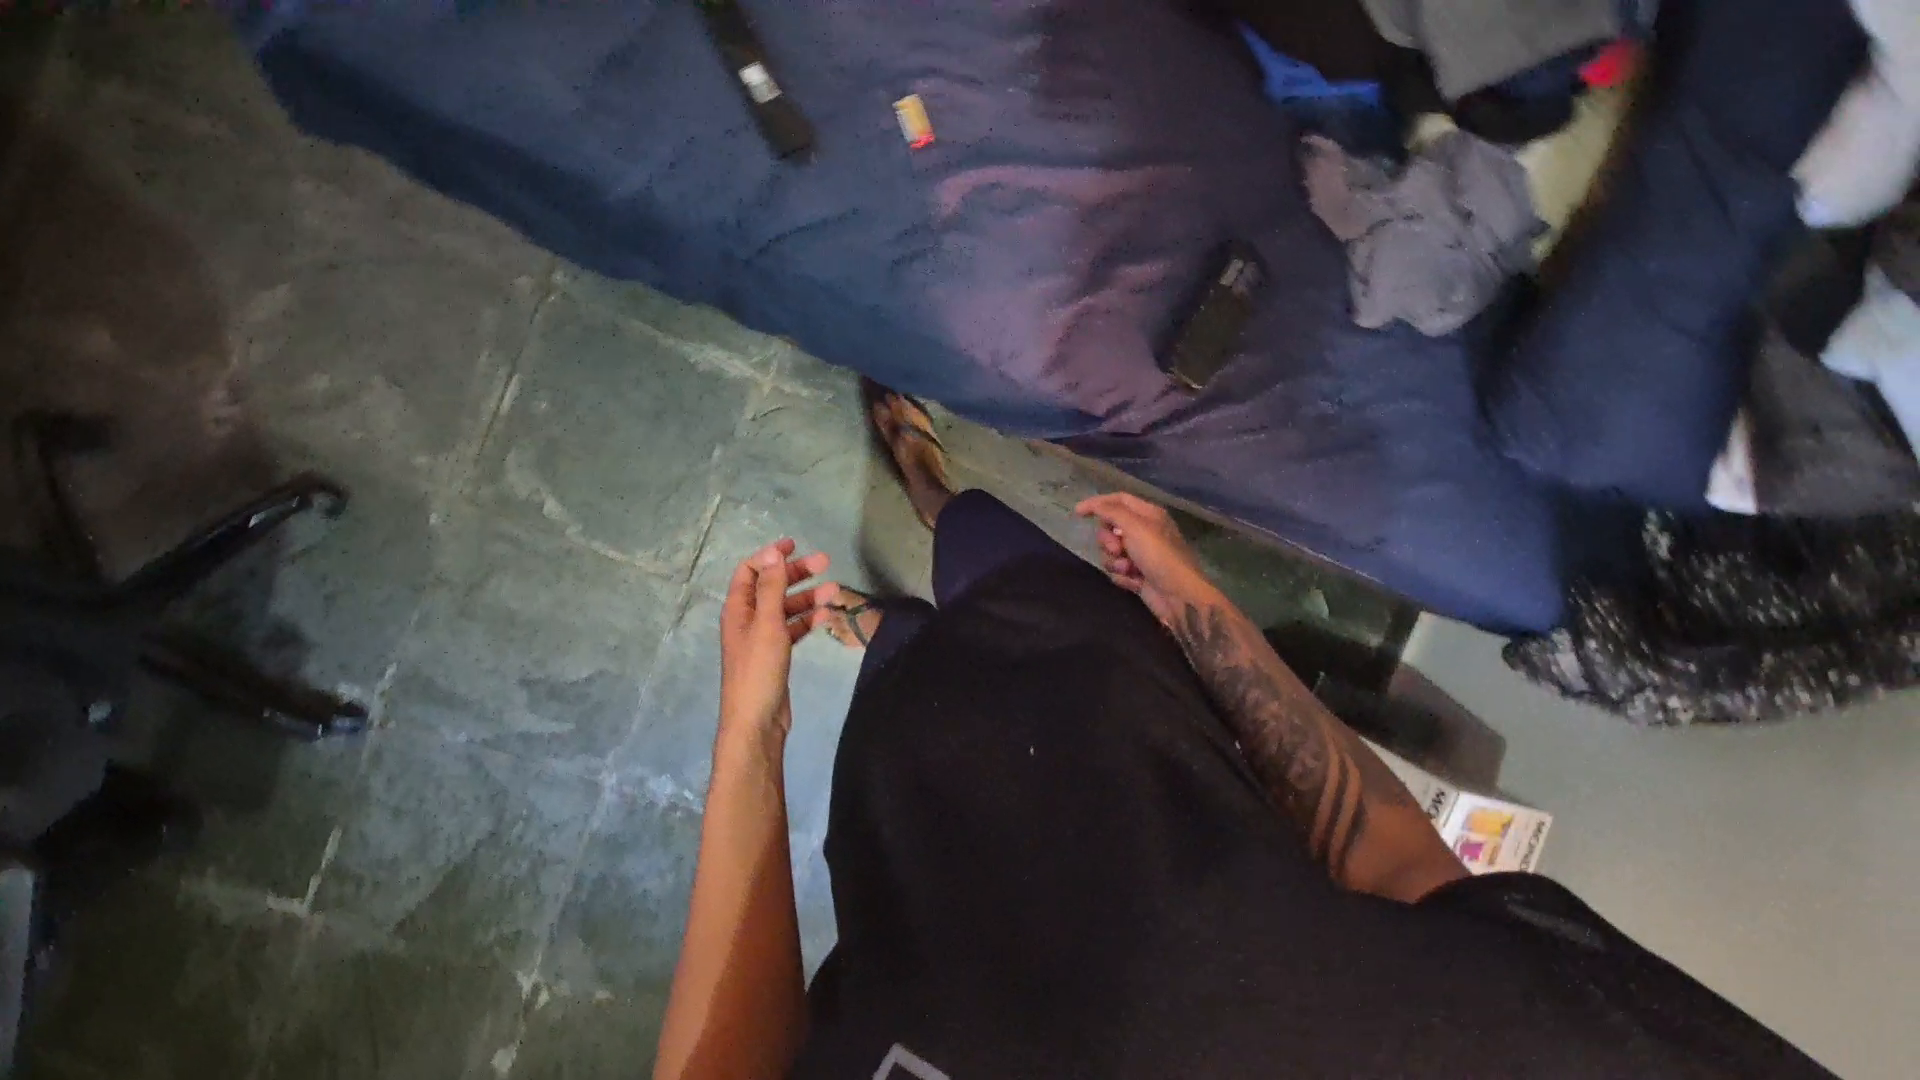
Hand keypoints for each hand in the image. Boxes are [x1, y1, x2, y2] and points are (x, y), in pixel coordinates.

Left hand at [719, 539, 838, 741]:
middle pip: (772, 587)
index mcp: (738, 609)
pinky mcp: (777, 655)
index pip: (750, 571)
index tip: (795, 545)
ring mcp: (762, 639)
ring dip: (808, 597)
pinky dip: (809, 620)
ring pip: (786, 609)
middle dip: (797, 574)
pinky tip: (828, 616)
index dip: (770, 556)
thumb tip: (774, 553)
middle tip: (825, 563)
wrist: (756, 720)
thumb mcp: (767, 624)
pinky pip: (794, 629)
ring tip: (836, 591)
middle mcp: (748, 620)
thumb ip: (771, 587)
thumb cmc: (758, 669)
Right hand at [1075, 492, 1217, 628]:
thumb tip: (1093, 505)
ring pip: (1111, 552)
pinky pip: (1117, 570)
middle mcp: (1144, 531)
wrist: (1177, 595)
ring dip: (1115, 561)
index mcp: (1148, 514)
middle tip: (1117, 549)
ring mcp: (1140, 554)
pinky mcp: (1137, 575)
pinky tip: (1134, 582)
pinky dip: (1122, 576)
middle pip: (1110, 527)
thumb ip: (1111, 512)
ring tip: (1128, 569)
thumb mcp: (1135, 527)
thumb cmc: (1158, 556)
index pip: (1118, 500)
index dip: (1097, 503)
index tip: (1078, 513)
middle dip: (1107, 540)